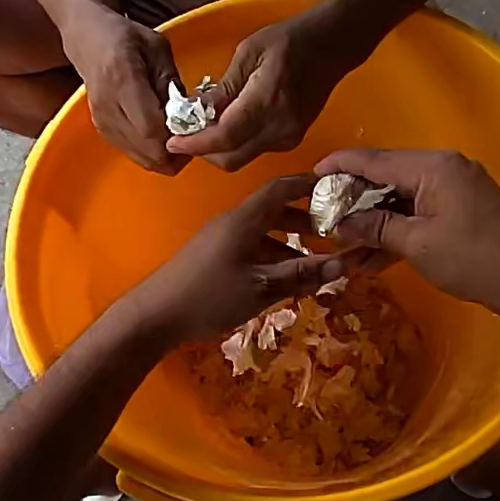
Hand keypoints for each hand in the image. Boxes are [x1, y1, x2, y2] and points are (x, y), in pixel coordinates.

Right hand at [60, 5, 184, 173]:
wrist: (88, 38)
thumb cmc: (128, 39)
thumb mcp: (159, 50)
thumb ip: (173, 84)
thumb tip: (189, 117)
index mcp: (123, 80)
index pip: (151, 129)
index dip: (177, 138)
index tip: (194, 131)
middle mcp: (108, 106)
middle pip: (149, 152)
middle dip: (176, 154)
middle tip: (192, 142)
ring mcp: (103, 121)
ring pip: (143, 159)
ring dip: (166, 156)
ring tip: (178, 139)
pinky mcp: (103, 130)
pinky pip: (135, 155)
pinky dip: (153, 153)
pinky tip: (162, 138)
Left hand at [124, 175, 350, 342]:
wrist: (156, 316)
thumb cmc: (210, 296)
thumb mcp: (262, 287)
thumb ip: (301, 274)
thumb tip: (344, 264)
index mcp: (244, 221)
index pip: (281, 189)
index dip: (308, 185)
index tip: (336, 188)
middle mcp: (234, 224)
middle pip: (275, 212)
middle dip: (306, 221)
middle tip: (334, 235)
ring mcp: (223, 242)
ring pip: (265, 235)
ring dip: (291, 245)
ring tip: (317, 263)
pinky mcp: (216, 260)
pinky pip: (253, 250)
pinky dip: (274, 259)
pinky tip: (286, 280)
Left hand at [165, 3, 370, 170]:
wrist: (331, 47)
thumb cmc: (289, 41)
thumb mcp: (248, 53)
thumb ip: (223, 89)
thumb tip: (197, 111)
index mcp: (267, 103)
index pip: (225, 137)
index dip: (196, 144)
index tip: (173, 142)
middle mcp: (279, 129)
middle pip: (231, 159)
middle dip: (204, 152)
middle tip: (185, 135)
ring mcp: (287, 138)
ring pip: (242, 158)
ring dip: (219, 148)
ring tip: (206, 125)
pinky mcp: (290, 140)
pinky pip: (255, 150)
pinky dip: (237, 142)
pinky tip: (230, 123)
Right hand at [314, 149, 499, 320]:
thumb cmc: (473, 259)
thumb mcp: (416, 244)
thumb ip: (375, 228)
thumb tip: (339, 223)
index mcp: (432, 167)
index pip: (374, 160)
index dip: (339, 167)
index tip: (311, 177)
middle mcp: (443, 168)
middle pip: (387, 178)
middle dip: (354, 201)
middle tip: (324, 220)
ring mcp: (456, 189)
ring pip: (402, 200)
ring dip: (375, 223)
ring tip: (345, 248)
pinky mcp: (463, 210)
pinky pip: (420, 214)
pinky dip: (398, 231)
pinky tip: (375, 257)